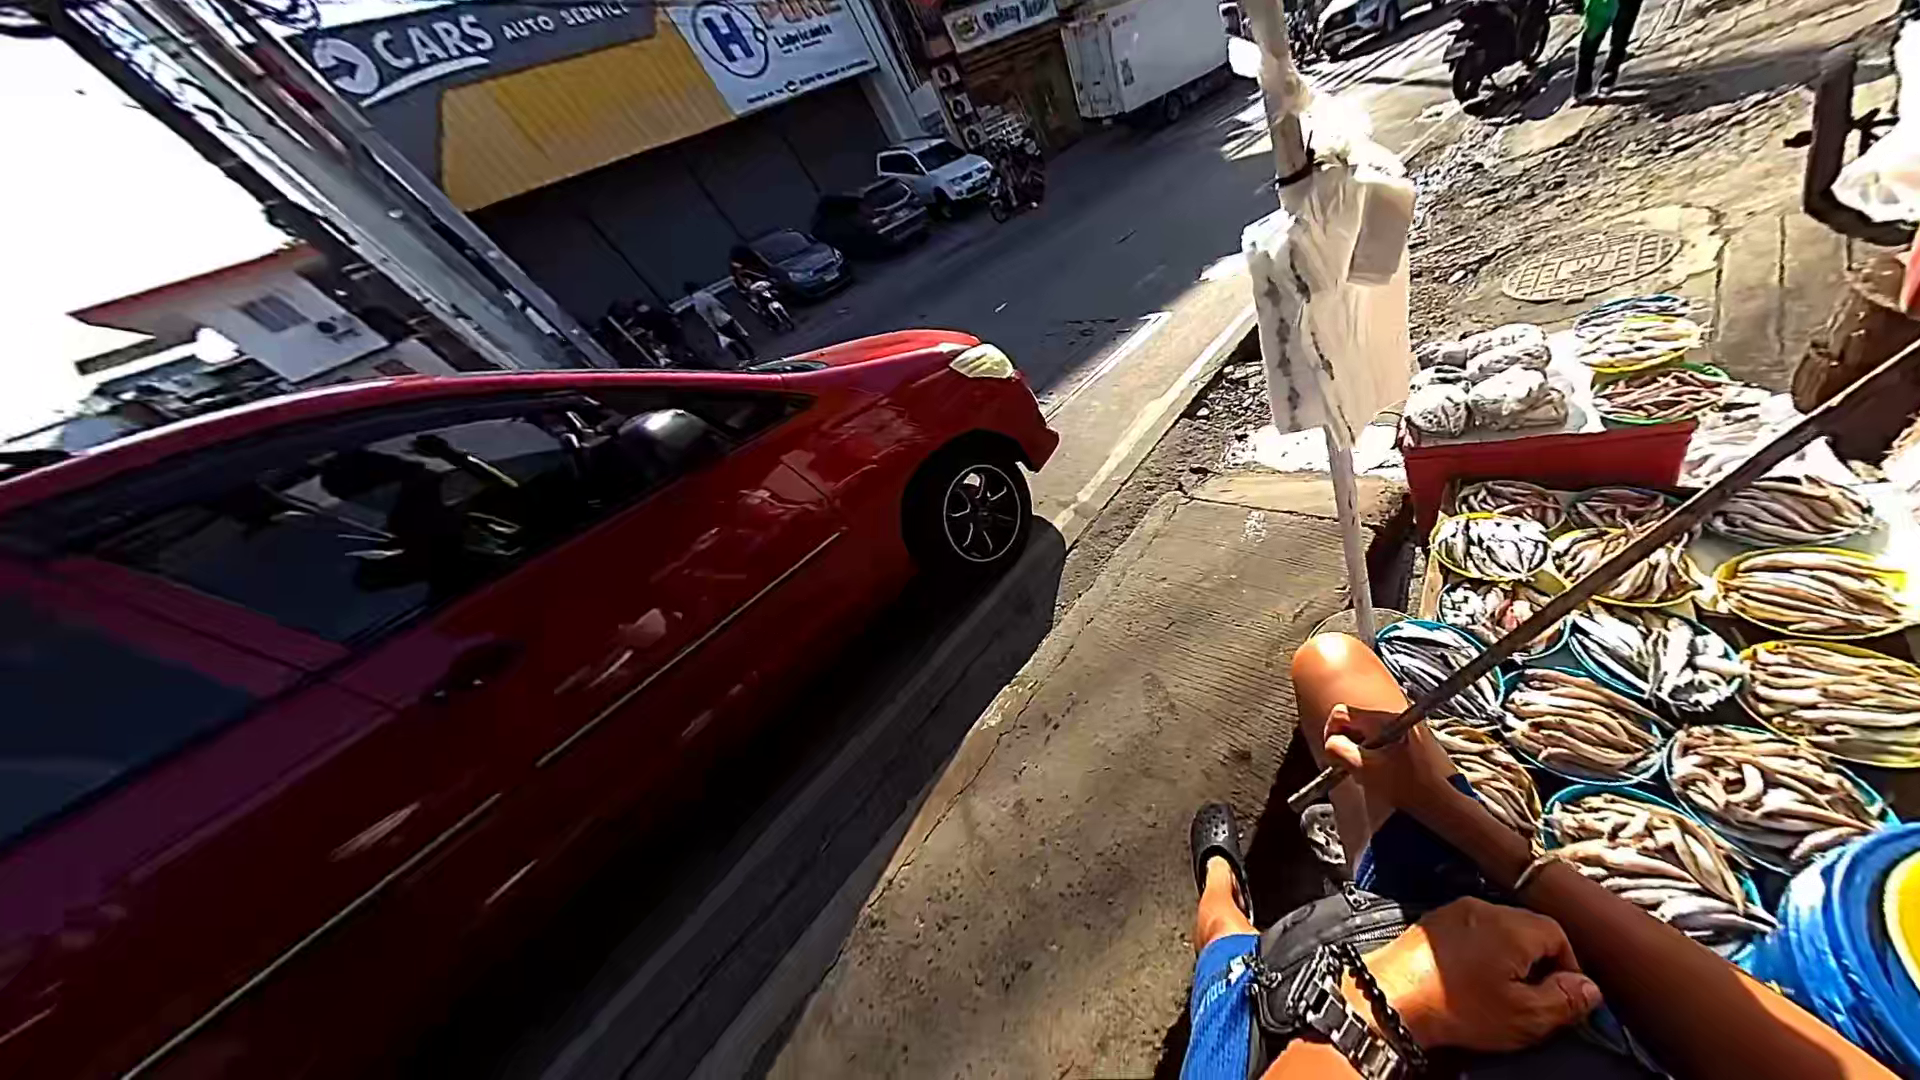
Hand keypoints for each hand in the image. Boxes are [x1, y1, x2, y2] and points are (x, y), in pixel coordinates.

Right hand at [1322, 704, 1456, 814]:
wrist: (1443, 806)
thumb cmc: (1408, 787)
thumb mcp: (1362, 767)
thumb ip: (1337, 749)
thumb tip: (1330, 744)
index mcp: (1384, 719)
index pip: (1341, 713)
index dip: (1332, 733)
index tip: (1335, 752)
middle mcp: (1396, 718)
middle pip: (1353, 722)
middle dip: (1347, 743)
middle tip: (1352, 764)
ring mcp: (1405, 730)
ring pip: (1364, 733)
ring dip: (1360, 750)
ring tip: (1369, 771)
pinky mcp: (1412, 742)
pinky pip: (1379, 741)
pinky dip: (1374, 754)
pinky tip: (1381, 772)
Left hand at [1346, 897, 1602, 1052]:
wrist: (1397, 995)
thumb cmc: (1460, 1005)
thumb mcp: (1528, 1015)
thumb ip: (1566, 999)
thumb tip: (1588, 987)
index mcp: (1506, 925)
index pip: (1558, 933)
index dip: (1571, 966)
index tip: (1566, 994)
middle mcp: (1477, 908)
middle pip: (1528, 926)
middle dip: (1541, 960)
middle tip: (1539, 995)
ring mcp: (1451, 911)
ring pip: (1500, 928)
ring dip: (1512, 955)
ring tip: (1507, 989)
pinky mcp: (1433, 920)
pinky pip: (1473, 929)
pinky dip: (1485, 949)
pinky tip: (1478, 976)